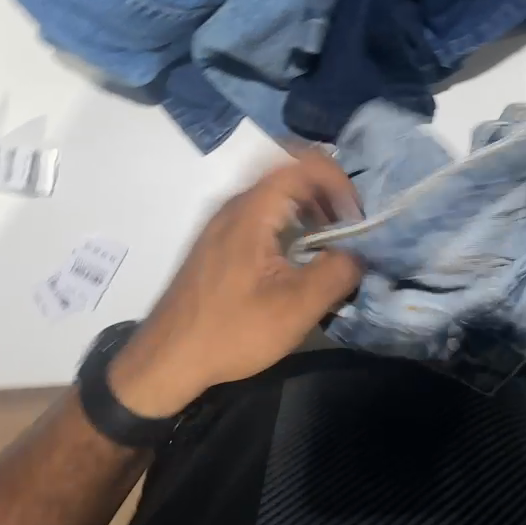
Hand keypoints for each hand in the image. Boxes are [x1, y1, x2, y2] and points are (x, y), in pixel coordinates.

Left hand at [107, 152, 363, 417]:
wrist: (166, 361)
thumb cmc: (231, 332)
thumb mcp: (296, 308)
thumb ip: (337, 272)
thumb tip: (359, 253)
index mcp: (252, 210)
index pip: (304, 164)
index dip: (339, 182)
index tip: (356, 219)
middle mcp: (235, 206)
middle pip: (290, 173)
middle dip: (327, 193)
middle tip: (349, 229)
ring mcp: (222, 223)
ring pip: (275, 194)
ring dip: (309, 209)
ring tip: (330, 244)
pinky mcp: (218, 242)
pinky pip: (261, 213)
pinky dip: (288, 222)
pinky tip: (298, 258)